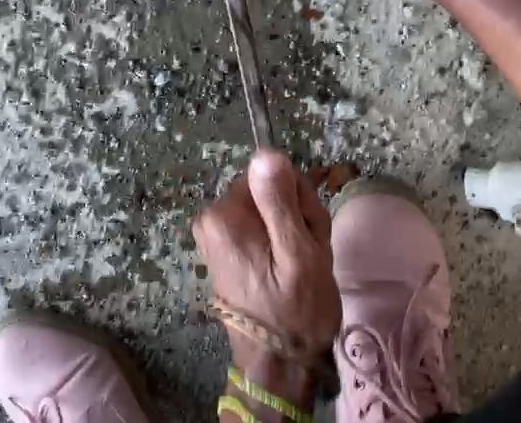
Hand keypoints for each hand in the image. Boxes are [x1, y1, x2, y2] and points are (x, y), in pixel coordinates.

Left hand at [193, 149, 339, 374]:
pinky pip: (262, 231)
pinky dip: (282, 247)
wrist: (277, 368)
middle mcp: (211, 218)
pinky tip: (291, 274)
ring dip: (294, 234)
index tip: (309, 234)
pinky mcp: (225, 251)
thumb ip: (280, 201)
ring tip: (301, 269)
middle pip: (269, 193)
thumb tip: (267, 152)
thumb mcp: (298, 254)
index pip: (271, 175)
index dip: (298, 201)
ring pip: (270, 212)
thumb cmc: (294, 312)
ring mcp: (216, 236)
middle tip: (309, 256)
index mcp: (224, 214)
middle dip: (297, 218)